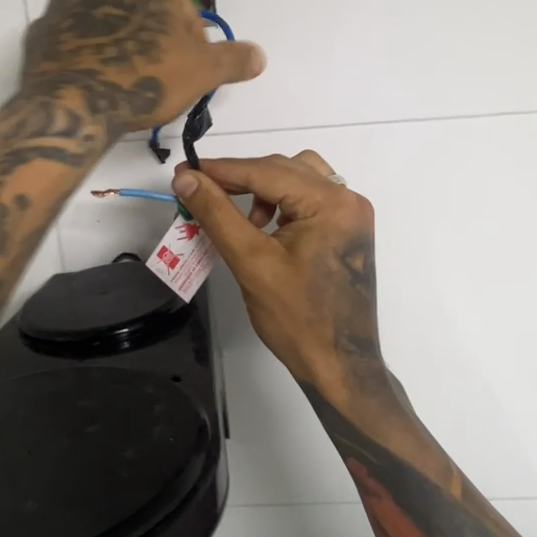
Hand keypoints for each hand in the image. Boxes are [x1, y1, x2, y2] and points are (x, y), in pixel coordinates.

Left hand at [22, 0, 263, 133]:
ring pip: (105, 23)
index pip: (179, 6)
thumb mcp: (204, 70)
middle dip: (150, 38)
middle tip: (156, 78)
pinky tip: (95, 82)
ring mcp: (67, 1)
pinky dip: (84, 56)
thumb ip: (233, 59)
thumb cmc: (147, 77)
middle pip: (140, 11)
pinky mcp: (41, 29)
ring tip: (123, 83)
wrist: (74, 104)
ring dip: (116, 44)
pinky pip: (73, 40)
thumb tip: (258, 56)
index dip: (188, 40)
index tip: (185, 69)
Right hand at [171, 151, 384, 401]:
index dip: (221, 169)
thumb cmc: (297, 319)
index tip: (184, 170)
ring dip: (262, 189)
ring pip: (297, 178)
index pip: (266, 171)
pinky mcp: (347, 231)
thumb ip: (217, 213)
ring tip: (240, 219)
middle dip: (240, 179)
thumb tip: (186, 177)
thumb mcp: (251, 262)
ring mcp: (351, 215)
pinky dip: (281, 203)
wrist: (339, 367)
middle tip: (201, 191)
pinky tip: (264, 228)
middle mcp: (348, 200)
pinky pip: (309, 199)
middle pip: (284, 169)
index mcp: (331, 203)